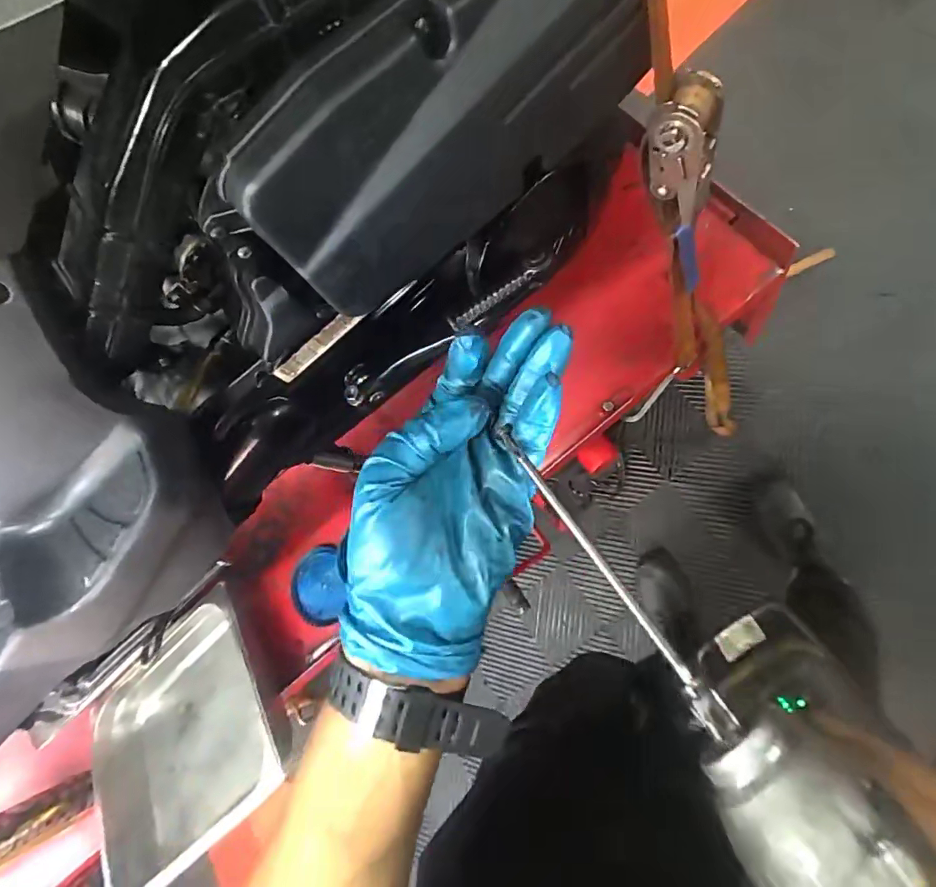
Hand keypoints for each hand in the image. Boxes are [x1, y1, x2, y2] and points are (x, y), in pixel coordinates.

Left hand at [339, 309, 573, 684]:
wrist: (415, 611)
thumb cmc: (387, 552)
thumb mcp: (382, 481)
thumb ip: (420, 437)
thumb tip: (465, 406)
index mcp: (426, 441)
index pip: (453, 390)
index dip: (468, 362)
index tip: (481, 338)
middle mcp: (462, 446)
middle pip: (493, 390)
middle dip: (514, 355)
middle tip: (535, 323)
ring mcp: (490, 464)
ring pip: (517, 409)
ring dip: (535, 374)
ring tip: (553, 341)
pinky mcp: (513, 487)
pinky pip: (531, 444)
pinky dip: (542, 414)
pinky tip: (550, 385)